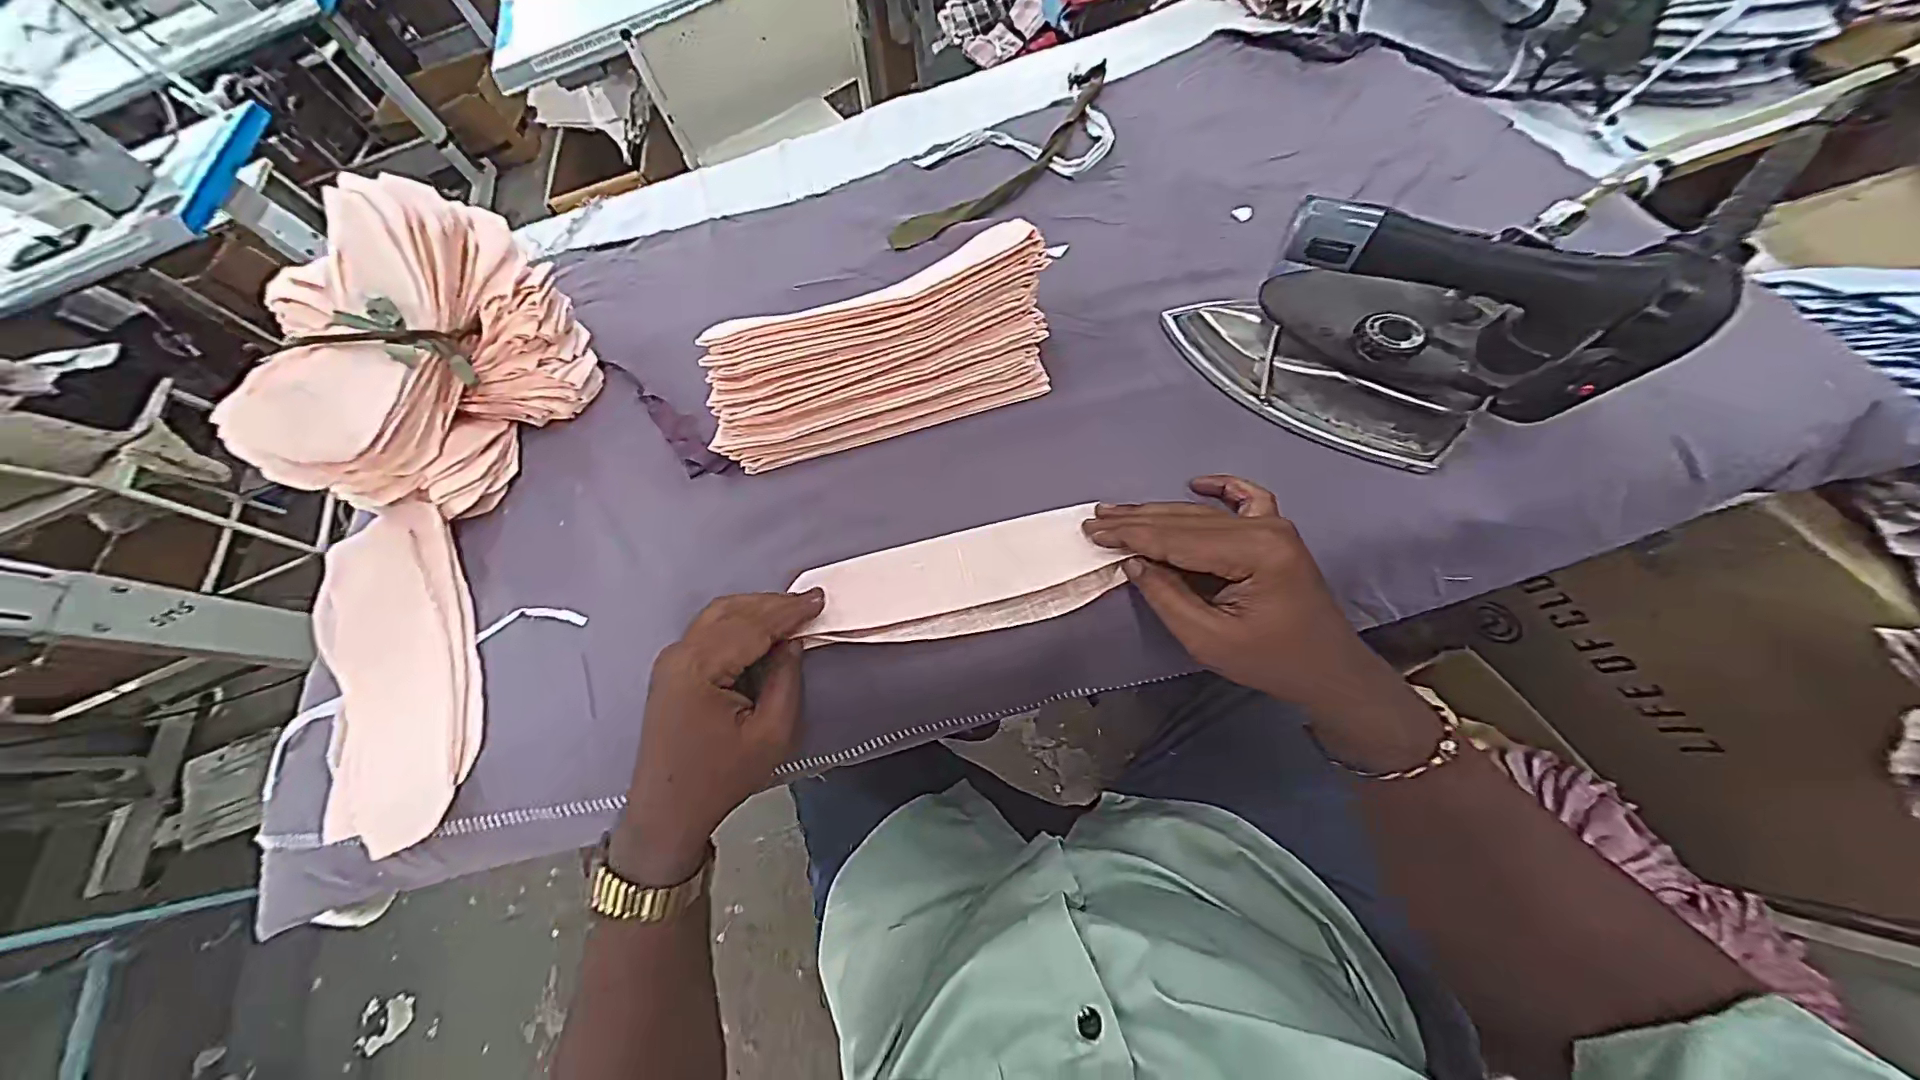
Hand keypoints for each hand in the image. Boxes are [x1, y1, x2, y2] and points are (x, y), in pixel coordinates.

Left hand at [611, 590, 824, 884]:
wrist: (667, 811)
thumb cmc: (720, 777)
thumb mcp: (771, 734)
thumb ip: (785, 680)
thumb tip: (791, 642)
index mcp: (699, 668)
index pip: (752, 626)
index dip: (788, 611)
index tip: (819, 599)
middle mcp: (680, 654)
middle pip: (732, 611)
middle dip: (773, 604)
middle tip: (810, 602)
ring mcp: (671, 659)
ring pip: (719, 615)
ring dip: (756, 608)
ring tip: (792, 611)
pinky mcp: (673, 669)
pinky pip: (710, 630)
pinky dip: (740, 621)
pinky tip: (762, 627)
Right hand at [1082, 475, 1394, 709]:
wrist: (1329, 669)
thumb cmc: (1271, 661)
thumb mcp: (1208, 639)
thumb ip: (1167, 596)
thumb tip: (1133, 561)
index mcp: (1255, 553)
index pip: (1177, 539)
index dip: (1131, 536)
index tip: (1094, 532)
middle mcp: (1267, 529)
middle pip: (1187, 520)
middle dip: (1137, 521)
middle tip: (1096, 519)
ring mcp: (1275, 527)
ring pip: (1204, 513)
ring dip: (1160, 512)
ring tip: (1118, 511)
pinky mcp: (1278, 534)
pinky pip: (1248, 499)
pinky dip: (1222, 489)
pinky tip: (1197, 482)